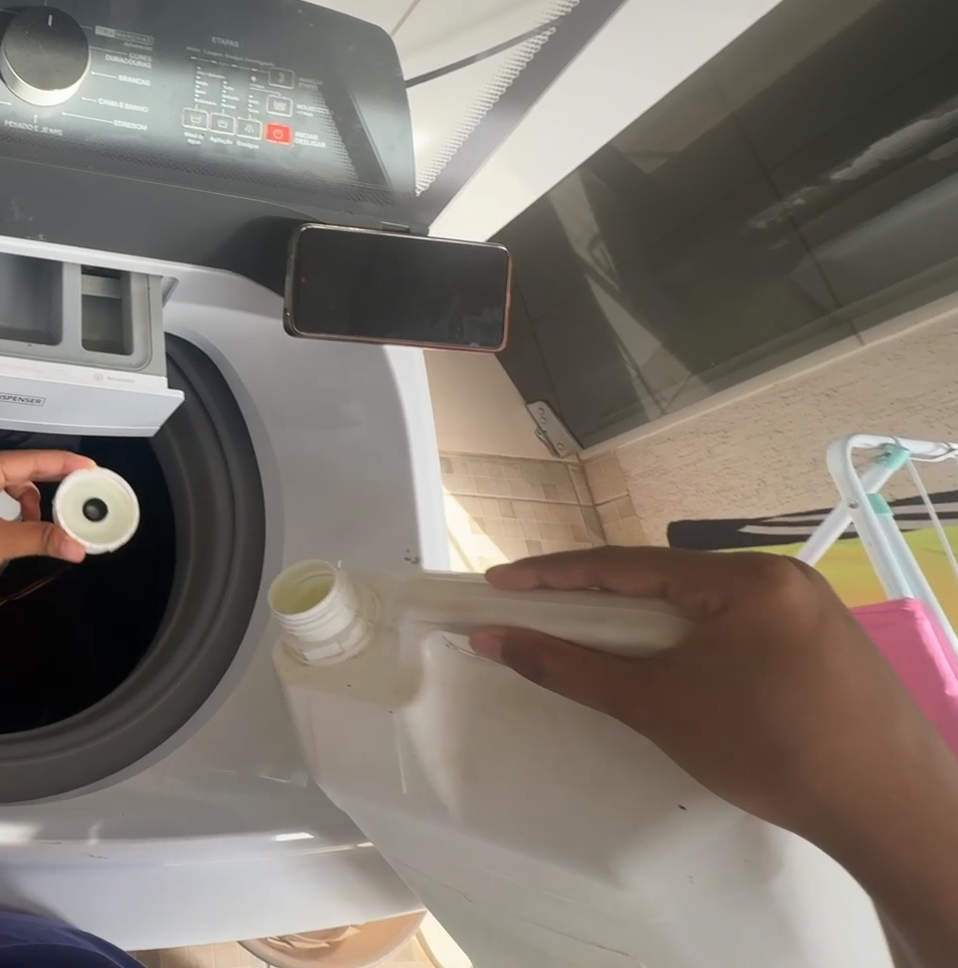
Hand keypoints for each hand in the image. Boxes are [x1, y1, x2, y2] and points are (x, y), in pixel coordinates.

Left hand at [0, 450, 93, 612]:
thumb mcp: (1, 543)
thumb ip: (42, 538)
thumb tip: (79, 548)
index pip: (29, 459)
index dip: (62, 462)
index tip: (90, 466)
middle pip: (17, 470)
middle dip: (47, 484)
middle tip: (77, 495)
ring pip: (3, 487)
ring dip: (26, 504)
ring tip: (42, 527)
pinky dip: (8, 511)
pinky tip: (16, 530)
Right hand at [473, 547, 956, 849]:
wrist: (903, 824)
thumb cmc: (770, 750)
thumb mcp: (650, 704)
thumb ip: (562, 665)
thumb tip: (487, 639)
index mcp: (744, 579)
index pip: (621, 565)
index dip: (549, 575)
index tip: (496, 584)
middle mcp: (778, 578)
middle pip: (655, 577)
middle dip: (589, 595)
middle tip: (533, 608)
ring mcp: (806, 607)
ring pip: (687, 599)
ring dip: (631, 616)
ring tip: (582, 632)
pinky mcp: (819, 639)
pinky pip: (722, 620)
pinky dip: (674, 633)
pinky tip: (652, 655)